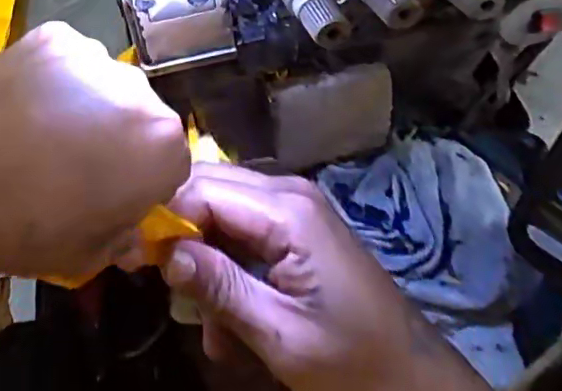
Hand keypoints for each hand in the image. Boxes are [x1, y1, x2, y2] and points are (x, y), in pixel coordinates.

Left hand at [0, 21, 190, 280]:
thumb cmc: (23, 223)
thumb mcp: (83, 256)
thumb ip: (121, 237)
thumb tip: (127, 229)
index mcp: (160, 144)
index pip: (171, 162)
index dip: (143, 183)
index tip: (111, 197)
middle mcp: (137, 88)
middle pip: (141, 114)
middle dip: (119, 136)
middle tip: (73, 163)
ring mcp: (92, 54)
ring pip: (103, 81)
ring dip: (87, 101)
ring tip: (39, 128)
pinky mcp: (52, 33)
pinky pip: (67, 57)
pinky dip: (53, 74)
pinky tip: (21, 99)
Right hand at [163, 163, 489, 390]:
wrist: (421, 382)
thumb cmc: (356, 364)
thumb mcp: (283, 337)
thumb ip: (223, 289)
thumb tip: (166, 254)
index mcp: (285, 210)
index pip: (203, 190)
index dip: (166, 220)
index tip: (139, 259)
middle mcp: (285, 190)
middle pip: (208, 189)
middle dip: (183, 236)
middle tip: (167, 285)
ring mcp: (292, 205)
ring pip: (221, 209)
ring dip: (204, 258)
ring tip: (207, 323)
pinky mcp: (295, 225)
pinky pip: (242, 228)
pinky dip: (227, 264)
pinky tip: (229, 317)